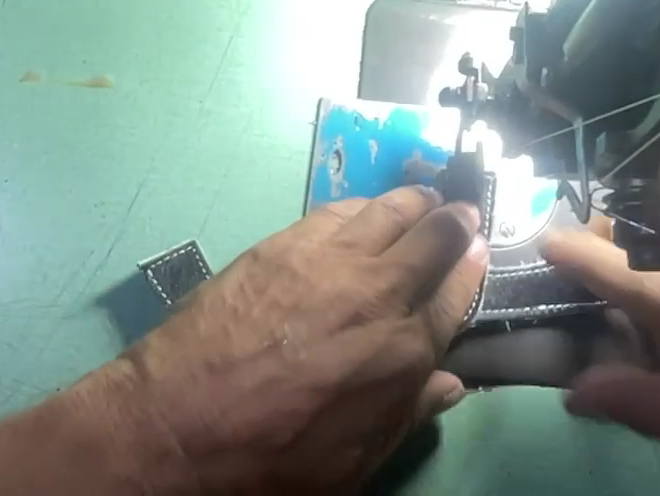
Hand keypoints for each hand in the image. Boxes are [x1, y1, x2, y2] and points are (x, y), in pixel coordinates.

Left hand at [71, 187, 487, 493]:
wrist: (179, 425)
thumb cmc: (273, 459)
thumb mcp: (355, 461)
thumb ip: (411, 412)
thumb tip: (453, 381)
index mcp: (404, 353)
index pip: (456, 295)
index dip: (473, 269)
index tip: (480, 250)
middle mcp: (379, 293)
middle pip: (434, 237)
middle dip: (456, 221)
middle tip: (462, 213)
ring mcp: (334, 259)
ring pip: (392, 208)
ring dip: (417, 200)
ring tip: (424, 198)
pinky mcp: (290, 240)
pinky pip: (342, 208)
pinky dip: (366, 204)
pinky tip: (367, 208)